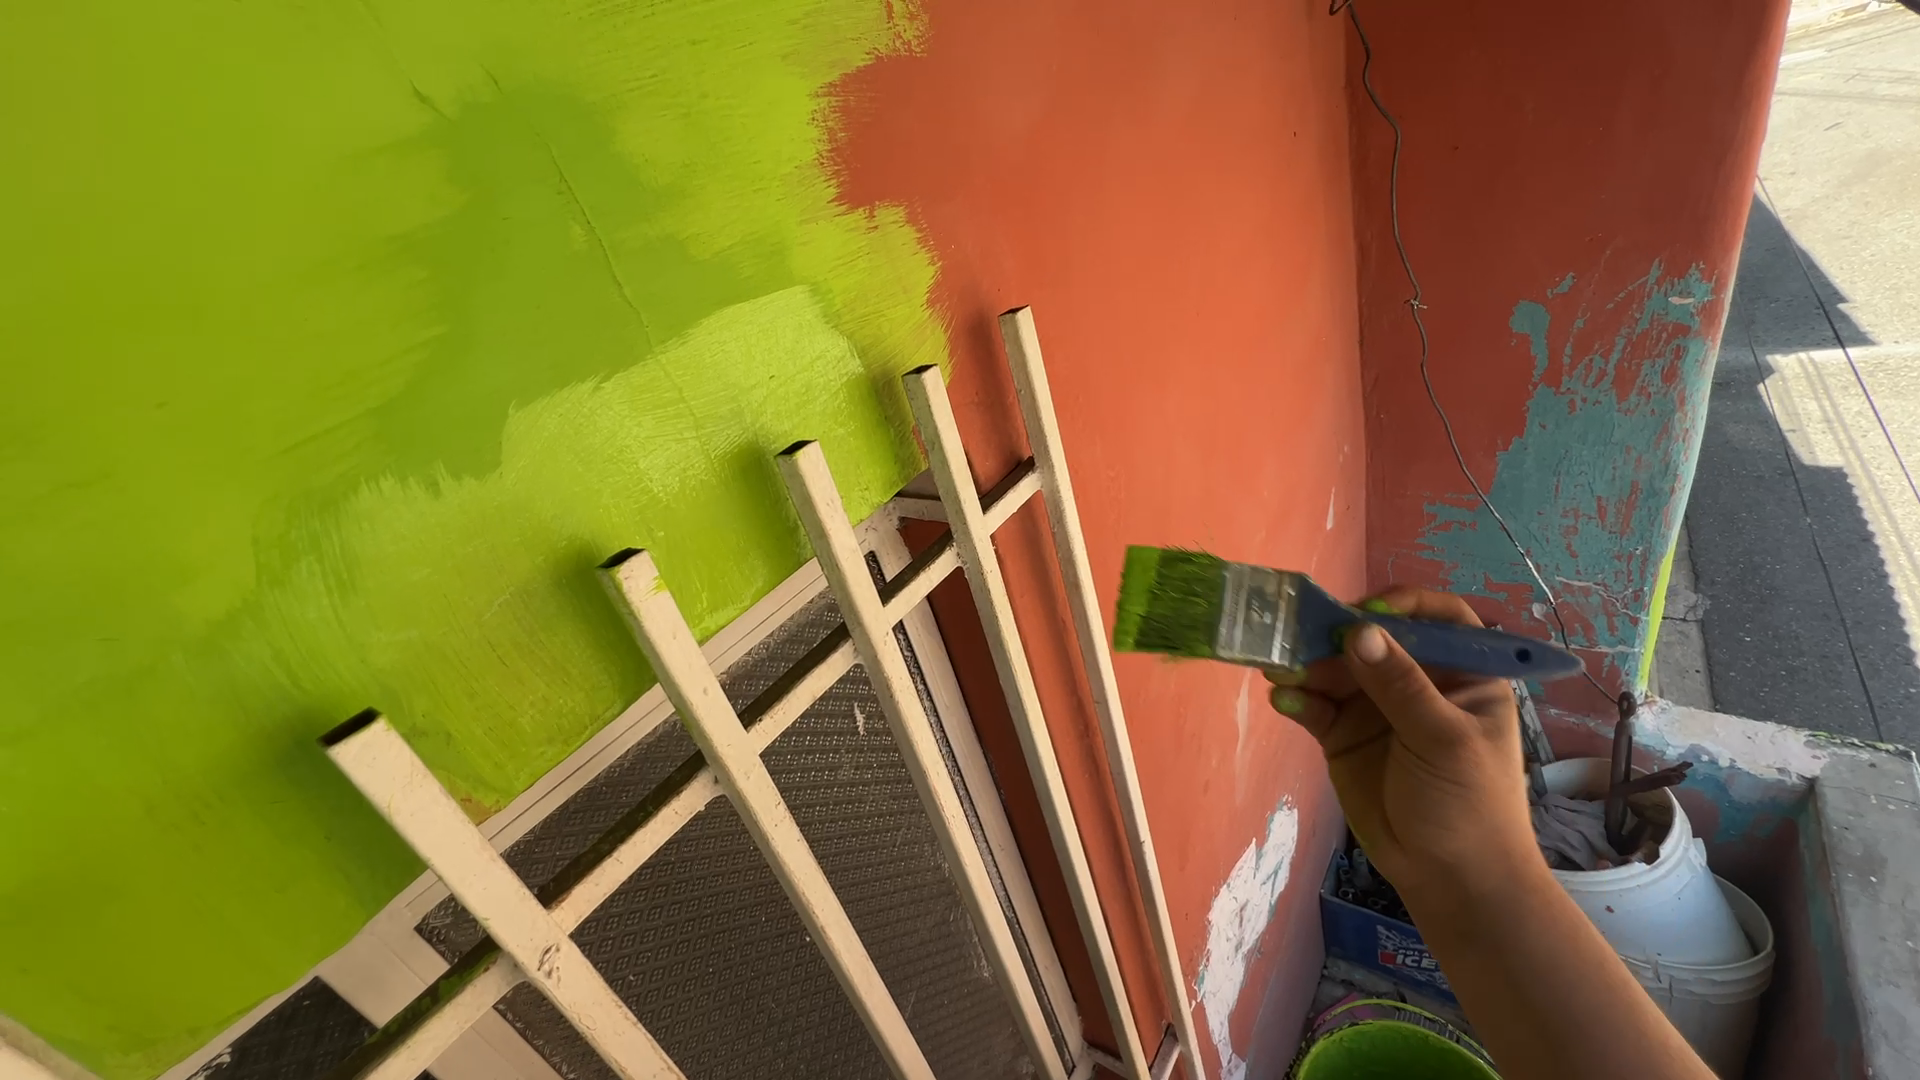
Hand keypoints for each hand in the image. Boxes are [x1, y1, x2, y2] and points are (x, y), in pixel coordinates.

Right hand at [1266, 585, 1537, 908]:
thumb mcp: (1442, 740)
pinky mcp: (1341, 733)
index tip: (1366, 610)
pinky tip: (1283, 701)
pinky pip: (1313, 704)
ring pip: (1334, 669)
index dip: (1403, 605)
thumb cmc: (1469, 804)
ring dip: (1305, 667)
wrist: (1449, 877)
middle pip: (1370, 640)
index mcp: (1460, 675)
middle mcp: (1415, 681)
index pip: (1437, 618)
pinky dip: (1296, 699)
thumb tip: (1358, 631)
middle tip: (1298, 639)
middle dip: (1334, 638)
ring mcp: (1374, 707)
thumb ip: (1399, 685)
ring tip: (1279, 672)